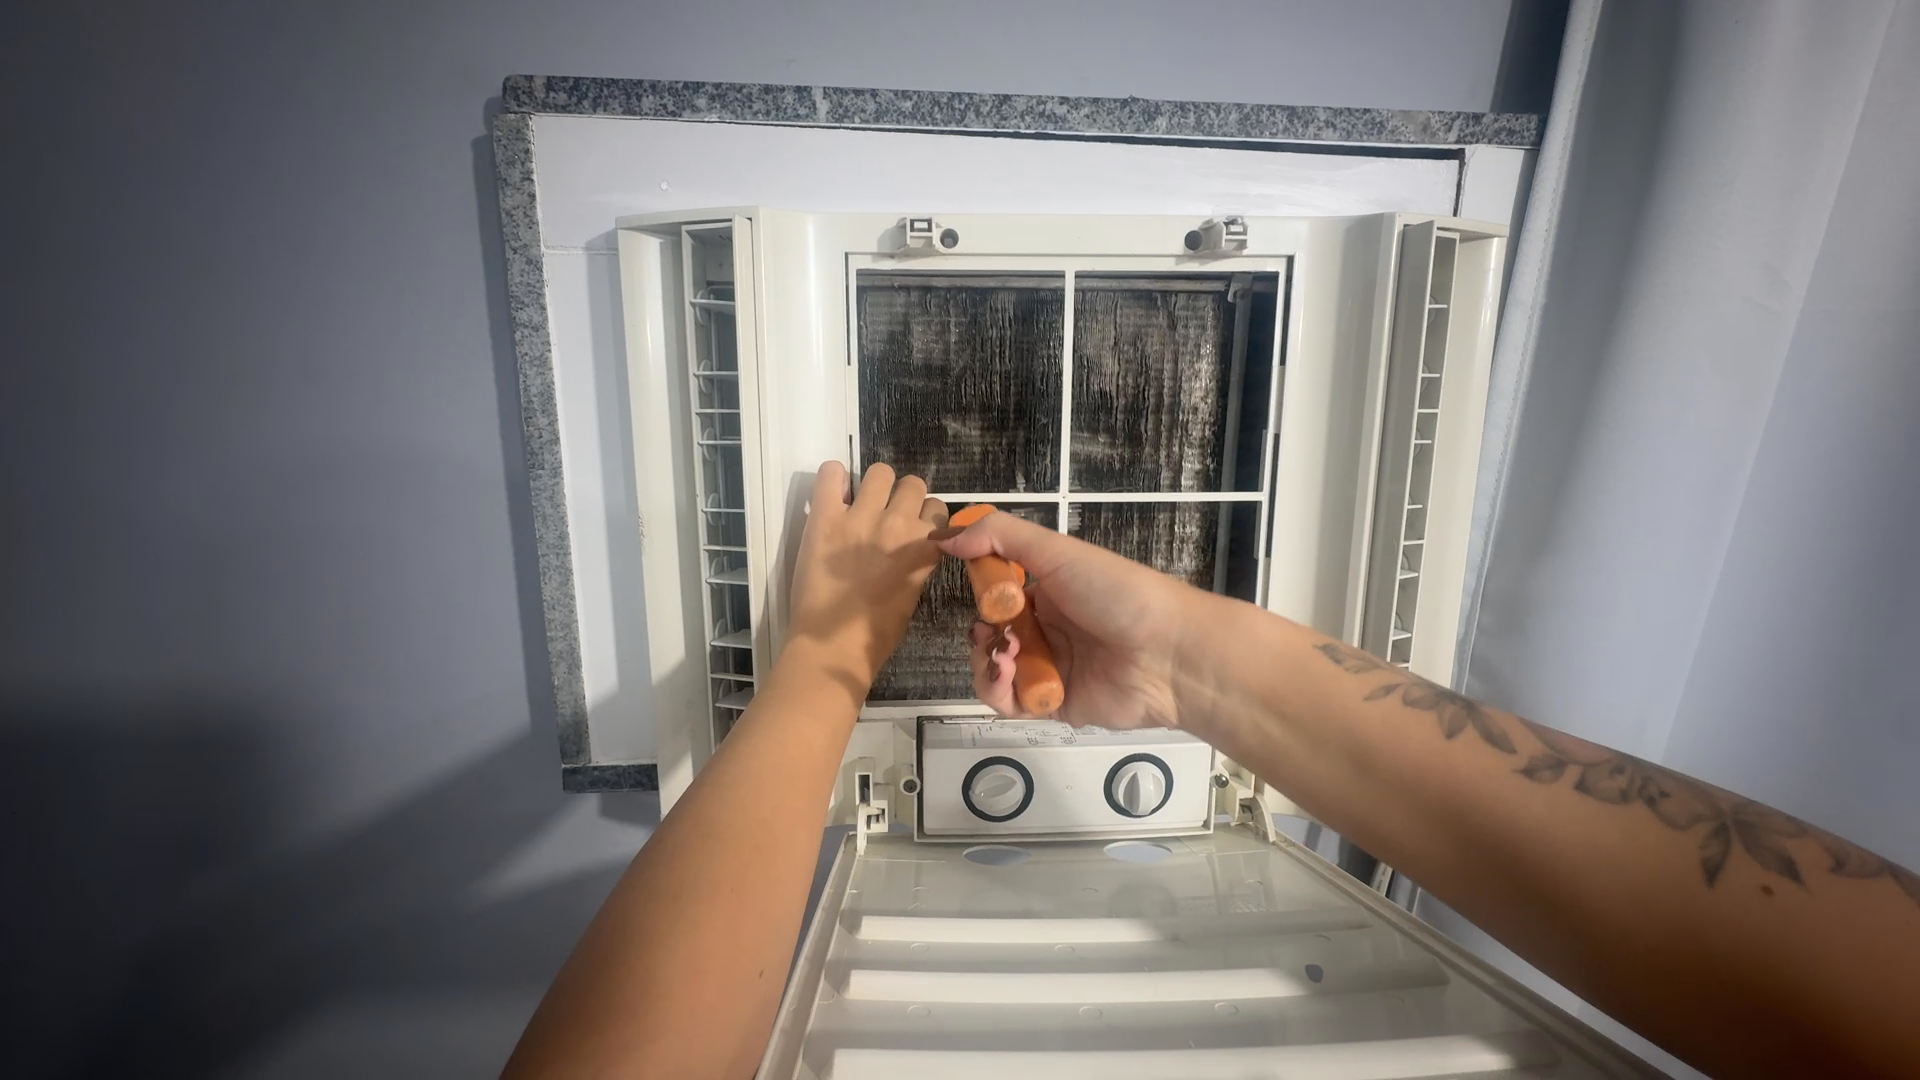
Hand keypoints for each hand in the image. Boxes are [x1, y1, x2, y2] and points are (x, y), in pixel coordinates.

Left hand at [785, 462, 947, 688]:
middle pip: (913, 484)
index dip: (926, 518)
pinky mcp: (824, 517)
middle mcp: (897, 523)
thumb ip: (918, 560)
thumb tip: (912, 545)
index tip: (915, 529)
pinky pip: (831, 473)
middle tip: (889, 517)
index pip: (938, 509)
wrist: (833, 646)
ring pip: (880, 472)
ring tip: (863, 504)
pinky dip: (834, 479)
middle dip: (904, 498)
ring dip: (876, 486)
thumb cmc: (878, 632)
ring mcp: (860, 516)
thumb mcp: (914, 591)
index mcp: (924, 546)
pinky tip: (835, 496)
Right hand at [936, 511, 1212, 728]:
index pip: (996, 593)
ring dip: (986, 661)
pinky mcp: (1051, 704)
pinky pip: (1007, 702)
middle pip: (990, 632)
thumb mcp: (1057, 551)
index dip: (982, 593)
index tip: (980, 591)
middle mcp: (1046, 629)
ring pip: (992, 668)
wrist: (1165, 652)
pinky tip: (1010, 675)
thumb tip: (944, 534)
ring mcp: (1047, 668)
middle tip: (992, 630)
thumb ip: (1000, 536)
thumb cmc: (1114, 592)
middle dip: (981, 631)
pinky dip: (998, 689)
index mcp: (1047, 591)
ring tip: (1006, 656)